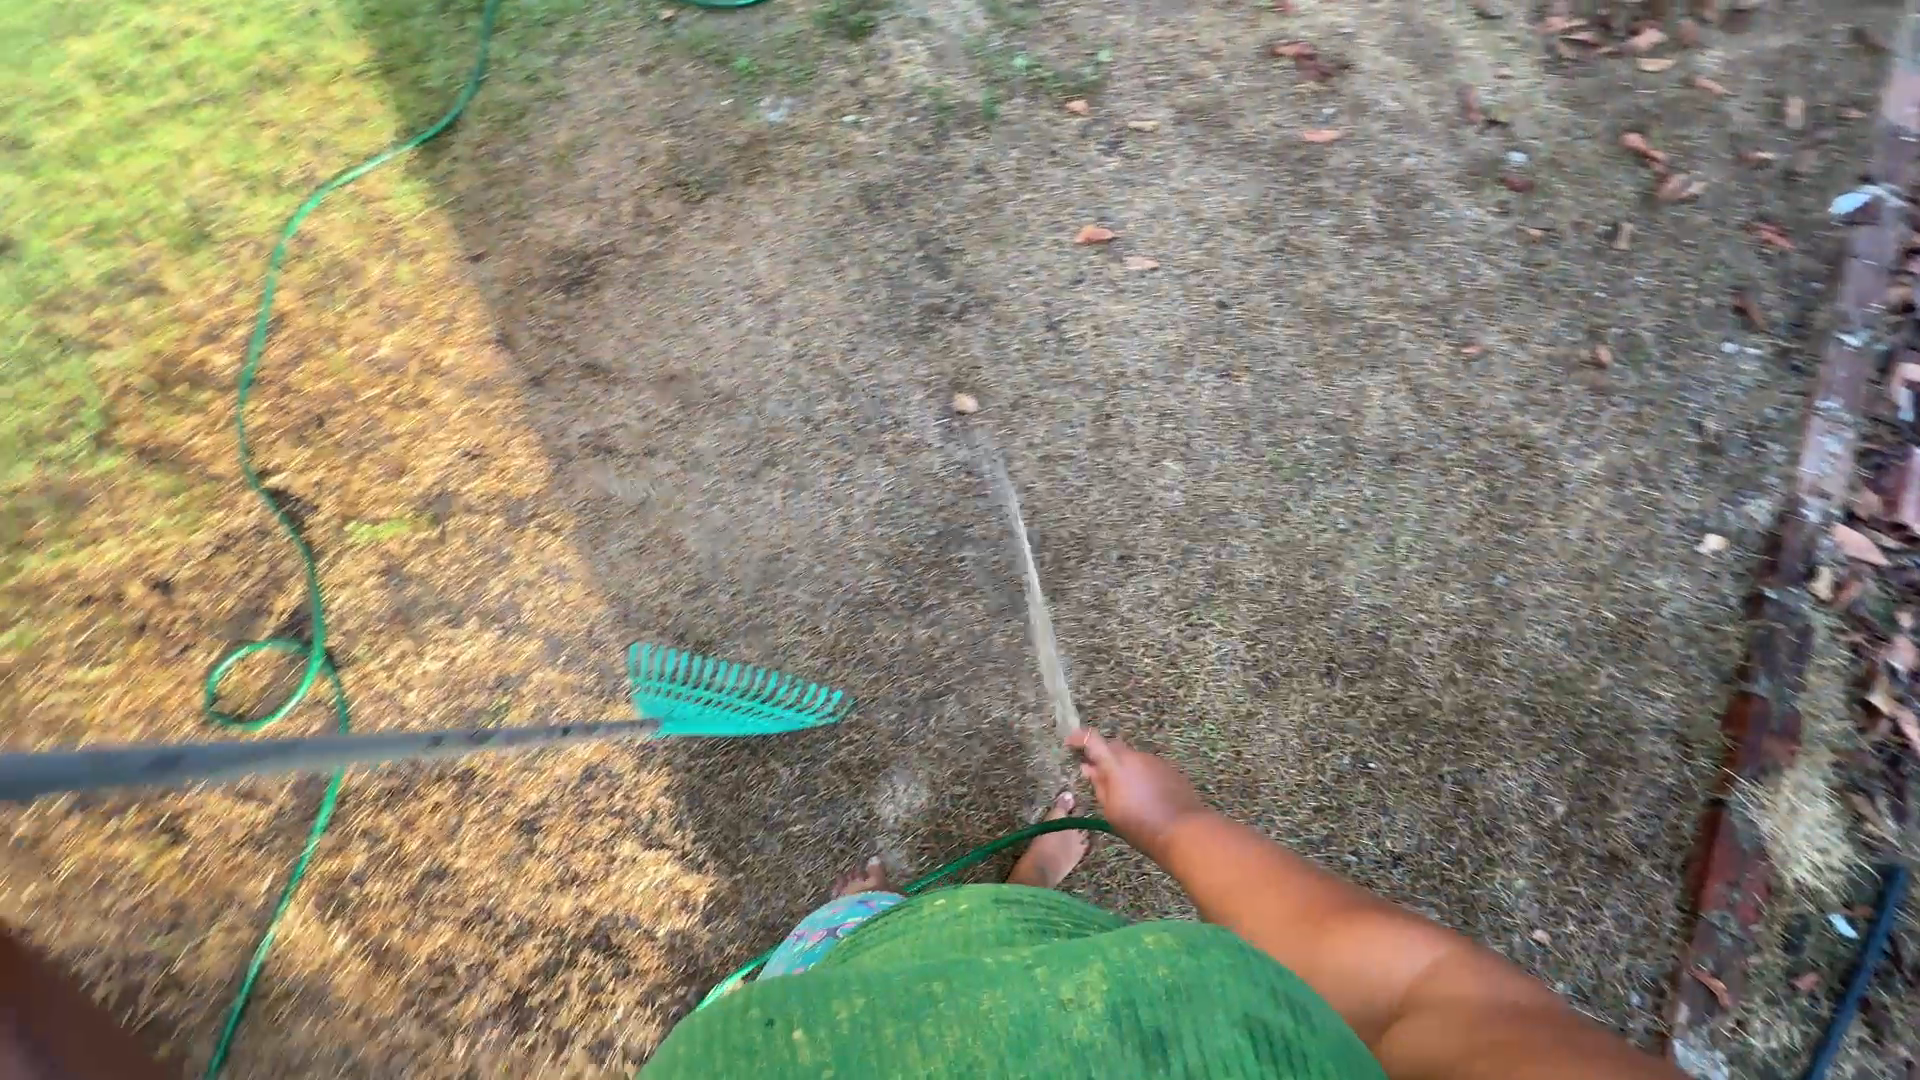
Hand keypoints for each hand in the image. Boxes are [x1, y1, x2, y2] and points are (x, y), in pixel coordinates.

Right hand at [1068, 728, 1208, 852]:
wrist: (1185, 831)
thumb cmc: (1140, 825)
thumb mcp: (1111, 810)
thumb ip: (1099, 785)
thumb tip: (1088, 768)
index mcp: (1116, 764)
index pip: (1093, 740)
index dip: (1080, 738)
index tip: (1070, 744)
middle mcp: (1136, 756)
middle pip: (1114, 747)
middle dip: (1103, 755)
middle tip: (1097, 773)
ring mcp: (1155, 761)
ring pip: (1132, 758)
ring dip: (1123, 767)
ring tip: (1124, 791)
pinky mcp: (1170, 770)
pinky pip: (1148, 767)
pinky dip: (1140, 775)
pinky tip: (1144, 795)